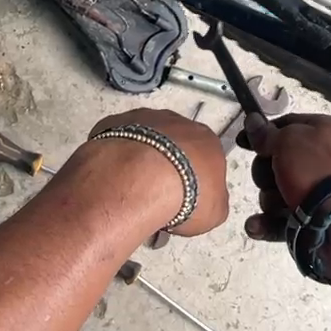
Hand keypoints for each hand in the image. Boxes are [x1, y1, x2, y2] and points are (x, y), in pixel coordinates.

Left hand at [74, 108, 228, 236]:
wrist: (143, 178)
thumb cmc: (184, 195)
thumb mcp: (214, 212)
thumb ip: (214, 200)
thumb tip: (208, 201)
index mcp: (206, 139)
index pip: (204, 157)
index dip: (194, 180)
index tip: (184, 198)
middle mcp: (177, 121)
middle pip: (174, 144)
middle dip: (166, 165)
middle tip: (157, 193)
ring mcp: (144, 118)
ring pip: (145, 138)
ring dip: (141, 158)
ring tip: (134, 188)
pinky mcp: (115, 122)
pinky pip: (118, 138)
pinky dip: (117, 154)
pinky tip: (116, 175)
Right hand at [243, 113, 330, 241]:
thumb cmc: (316, 170)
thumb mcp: (287, 141)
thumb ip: (266, 133)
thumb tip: (252, 120)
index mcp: (324, 131)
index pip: (286, 125)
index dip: (263, 133)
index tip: (243, 141)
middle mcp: (323, 159)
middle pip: (277, 161)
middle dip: (265, 171)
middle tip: (269, 177)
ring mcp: (318, 191)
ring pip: (276, 190)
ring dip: (269, 198)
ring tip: (278, 204)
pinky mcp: (312, 218)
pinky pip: (281, 217)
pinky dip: (268, 221)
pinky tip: (256, 226)